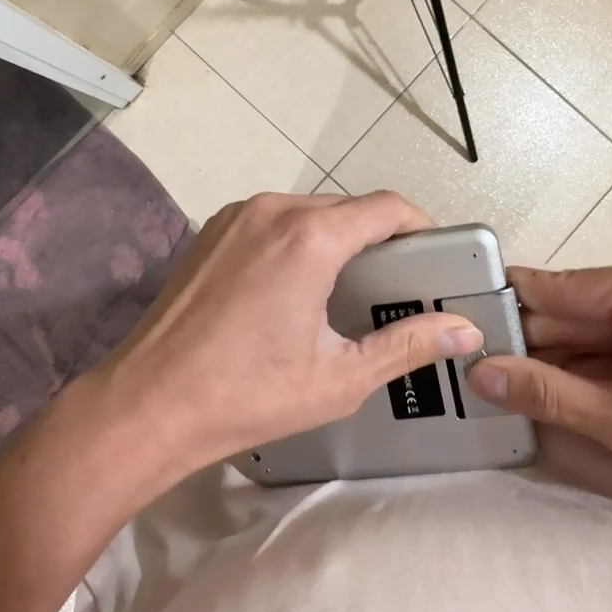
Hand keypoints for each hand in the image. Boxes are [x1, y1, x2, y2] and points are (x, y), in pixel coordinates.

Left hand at [94, 191, 481, 473]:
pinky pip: (273, 221)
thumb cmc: (248, 394)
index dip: (420, 226)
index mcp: (310, 237)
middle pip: (347, 208)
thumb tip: (463, 332)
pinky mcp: (212, 230)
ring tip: (349, 290)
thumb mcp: (340, 377)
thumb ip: (407, 346)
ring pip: (308, 211)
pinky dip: (297, 240)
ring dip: (337, 238)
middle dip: (379, 239)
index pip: (386, 207)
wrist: (147, 403)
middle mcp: (273, 210)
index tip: (436, 257)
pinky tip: (296, 287)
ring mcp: (236, 216)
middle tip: (397, 286)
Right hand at [468, 251, 611, 532]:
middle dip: (527, 341)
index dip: (506, 309)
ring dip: (552, 359)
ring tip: (492, 378)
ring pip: (590, 329)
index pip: (561, 289)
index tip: (455, 320)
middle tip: (466, 363)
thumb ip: (545, 392)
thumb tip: (479, 373)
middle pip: (574, 308)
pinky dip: (583, 368)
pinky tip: (541, 387)